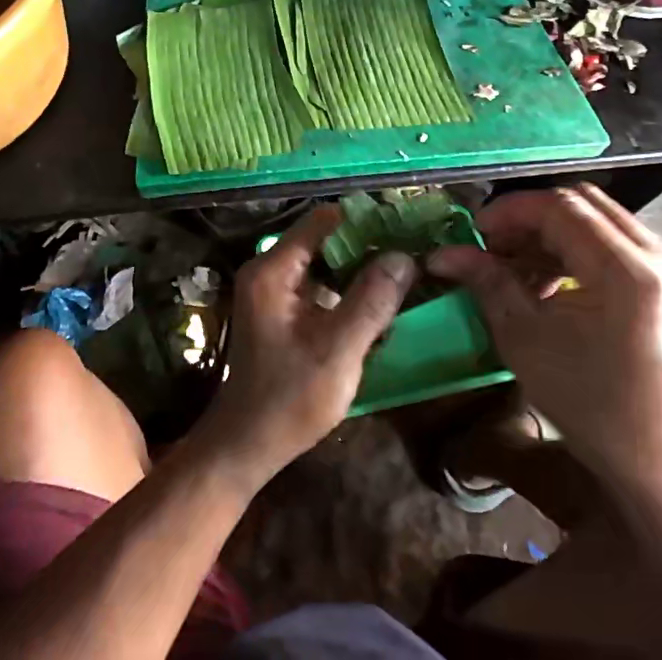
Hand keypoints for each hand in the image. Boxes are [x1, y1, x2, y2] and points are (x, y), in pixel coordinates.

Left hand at [195, 205, 409, 489]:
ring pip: (324, 266)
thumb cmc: (290, 397)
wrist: (248, 441)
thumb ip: (371, 300)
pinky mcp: (280, 313)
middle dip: (367, 248)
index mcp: (272, 270)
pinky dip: (346, 295)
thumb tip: (402, 255)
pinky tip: (378, 312)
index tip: (406, 227)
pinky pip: (318, 289)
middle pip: (323, 241)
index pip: (322, 221)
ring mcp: (271, 292)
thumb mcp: (338, 349)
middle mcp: (267, 271)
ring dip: (359, 274)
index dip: (364, 220)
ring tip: (404, 281)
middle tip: (413, 257)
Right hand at [428, 185, 661, 488]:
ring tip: (518, 269)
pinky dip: (579, 250)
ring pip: (602, 221)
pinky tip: (554, 283)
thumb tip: (443, 253)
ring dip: (553, 234)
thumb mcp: (525, 339)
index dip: (509, 211)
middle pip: (584, 204)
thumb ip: (487, 281)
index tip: (474, 234)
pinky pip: (621, 243)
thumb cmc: (592, 404)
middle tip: (494, 247)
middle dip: (530, 218)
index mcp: (628, 271)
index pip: (560, 207)